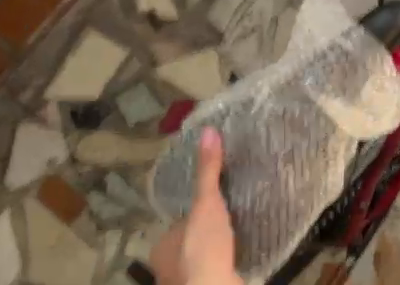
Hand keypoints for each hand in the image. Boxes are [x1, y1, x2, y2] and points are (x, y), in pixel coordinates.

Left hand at [152, 129, 242, 284]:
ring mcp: (184, 282)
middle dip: (207, 233)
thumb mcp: (207, 204)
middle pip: (189, 241)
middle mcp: (165, 268)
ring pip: (200, 259)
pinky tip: (239, 257)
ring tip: (239, 235)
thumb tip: (208, 130)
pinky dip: (225, 265)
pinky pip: (214, 272)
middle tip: (232, 218)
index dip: (198, 213)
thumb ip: (208, 172)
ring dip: (216, 251)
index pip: (180, 223)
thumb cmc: (202, 247)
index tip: (219, 205)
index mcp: (161, 245)